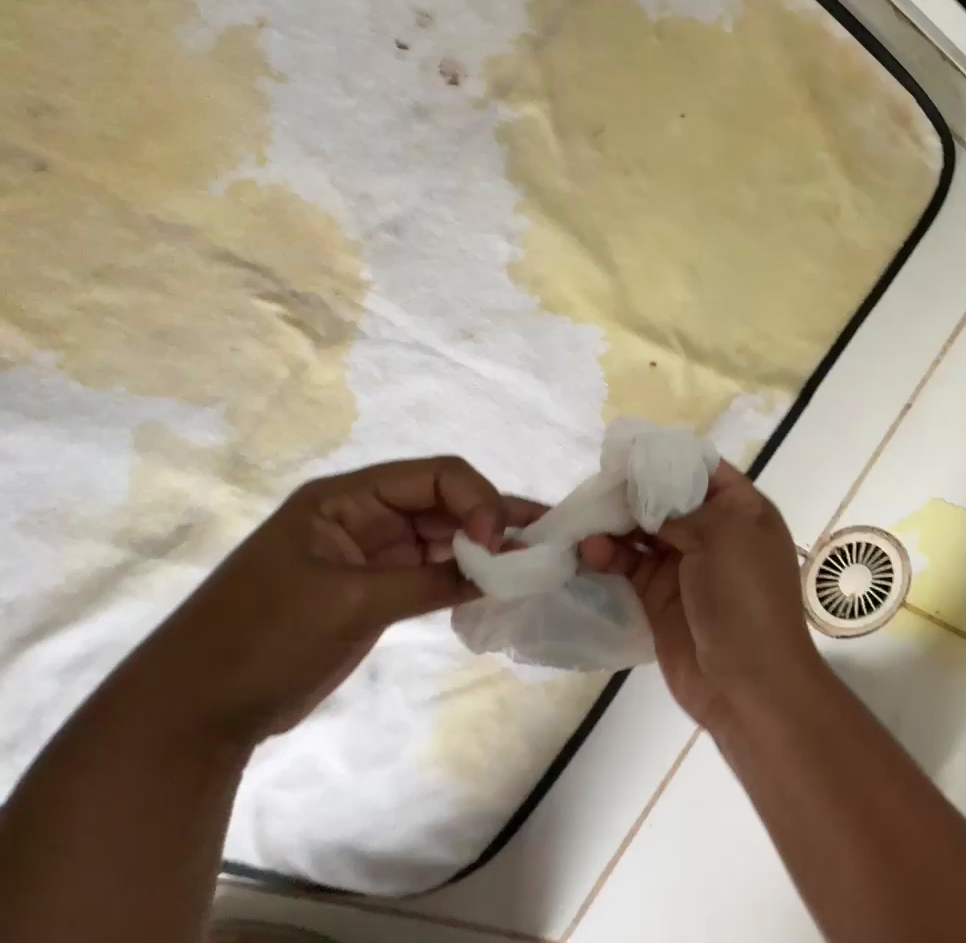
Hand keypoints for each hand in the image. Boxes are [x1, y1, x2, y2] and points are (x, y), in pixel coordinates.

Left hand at [123, 456, 526, 745]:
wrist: (194, 714)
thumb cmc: (263, 641)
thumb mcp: (353, 603)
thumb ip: (435, 579)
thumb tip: (508, 568)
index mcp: (346, 500)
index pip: (437, 476)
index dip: (479, 500)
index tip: (500, 542)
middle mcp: (366, 518)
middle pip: (449, 502)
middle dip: (496, 519)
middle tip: (545, 542)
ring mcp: (375, 556)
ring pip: (450, 537)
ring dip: (492, 548)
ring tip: (541, 559)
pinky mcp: (381, 591)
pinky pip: (440, 572)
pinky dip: (474, 576)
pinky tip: (507, 582)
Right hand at [582, 462, 822, 726]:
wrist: (748, 681)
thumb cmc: (746, 597)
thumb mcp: (723, 536)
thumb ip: (682, 509)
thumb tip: (644, 500)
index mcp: (746, 512)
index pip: (707, 471)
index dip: (670, 460)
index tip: (628, 453)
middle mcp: (718, 534)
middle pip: (670, 499)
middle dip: (634, 491)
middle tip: (594, 484)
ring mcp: (688, 567)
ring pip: (644, 533)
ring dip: (615, 524)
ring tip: (582, 518)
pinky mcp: (660, 598)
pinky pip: (629, 567)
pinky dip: (608, 556)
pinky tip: (588, 551)